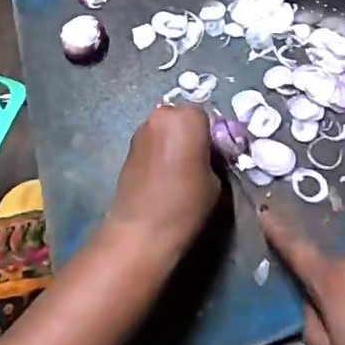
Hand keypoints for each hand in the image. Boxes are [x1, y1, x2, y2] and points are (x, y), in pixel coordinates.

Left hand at [102, 105, 219, 253]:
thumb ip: (213, 157)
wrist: (141, 229)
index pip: (206, 116)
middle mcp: (162, 115)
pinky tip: (162, 173)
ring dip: (172, 141)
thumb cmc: (185, 203)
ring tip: (178, 169)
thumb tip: (209, 154)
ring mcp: (142, 128)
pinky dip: (159, 150)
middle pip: (182, 117)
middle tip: (197, 159)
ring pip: (165, 128)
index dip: (210, 136)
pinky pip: (151, 140)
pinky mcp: (128, 145)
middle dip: (189, 133)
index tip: (213, 155)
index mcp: (188, 118)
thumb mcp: (216, 181)